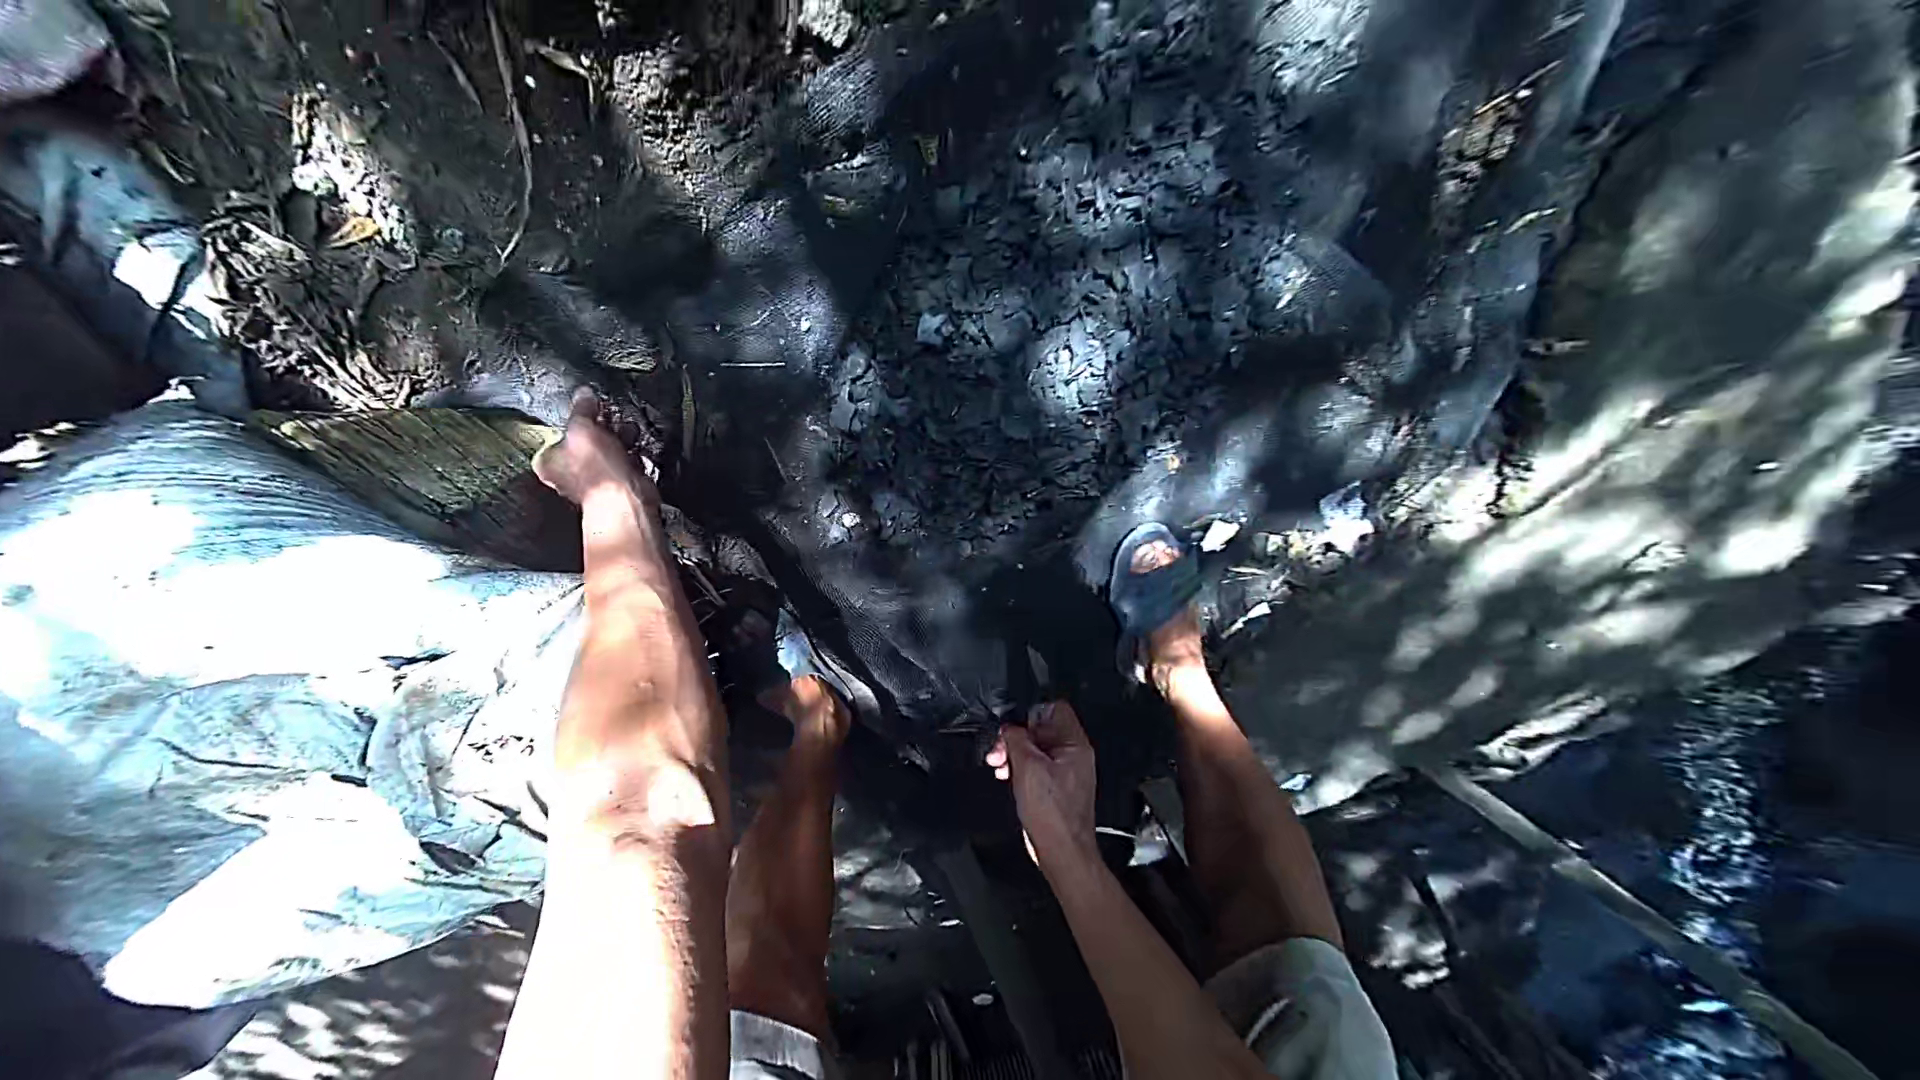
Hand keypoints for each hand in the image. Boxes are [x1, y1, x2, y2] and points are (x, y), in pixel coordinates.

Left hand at [533, 386, 656, 506]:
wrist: (626, 499)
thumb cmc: (597, 471)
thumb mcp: (582, 429)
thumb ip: (582, 409)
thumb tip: (584, 394)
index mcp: (550, 461)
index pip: (560, 430)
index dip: (577, 417)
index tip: (592, 406)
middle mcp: (570, 472)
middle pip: (586, 440)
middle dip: (603, 427)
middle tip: (612, 416)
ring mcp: (596, 479)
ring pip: (608, 451)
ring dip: (620, 439)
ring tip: (629, 431)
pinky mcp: (619, 485)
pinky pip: (625, 462)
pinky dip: (632, 455)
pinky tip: (637, 449)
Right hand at [986, 701, 1098, 870]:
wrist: (1061, 852)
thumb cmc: (1052, 814)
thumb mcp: (1027, 767)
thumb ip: (1017, 739)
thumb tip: (1009, 728)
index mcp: (1074, 744)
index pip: (1057, 709)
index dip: (1032, 712)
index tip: (1014, 725)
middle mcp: (1073, 755)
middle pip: (1042, 730)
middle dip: (1017, 737)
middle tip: (999, 749)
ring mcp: (1066, 772)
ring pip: (1036, 749)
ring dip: (1015, 753)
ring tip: (999, 764)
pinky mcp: (1055, 788)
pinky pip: (1036, 767)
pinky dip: (1020, 768)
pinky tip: (1006, 775)